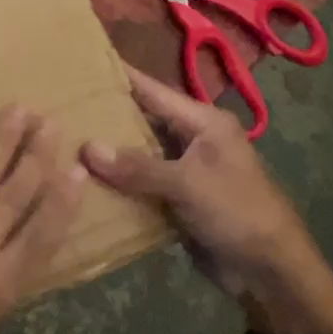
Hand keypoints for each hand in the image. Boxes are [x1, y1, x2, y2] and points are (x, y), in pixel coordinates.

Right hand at [82, 65, 332, 333]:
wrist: (270, 271)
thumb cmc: (236, 212)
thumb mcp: (187, 184)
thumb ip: (137, 166)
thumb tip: (86, 147)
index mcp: (203, 122)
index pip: (153, 90)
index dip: (121, 76)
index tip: (84, 61)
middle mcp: (194, 140)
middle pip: (144, 120)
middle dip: (108, 116)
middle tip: (62, 105)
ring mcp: (186, 171)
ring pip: (140, 154)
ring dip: (110, 153)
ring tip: (63, 140)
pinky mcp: (179, 201)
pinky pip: (143, 185)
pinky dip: (120, 184)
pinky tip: (85, 182)